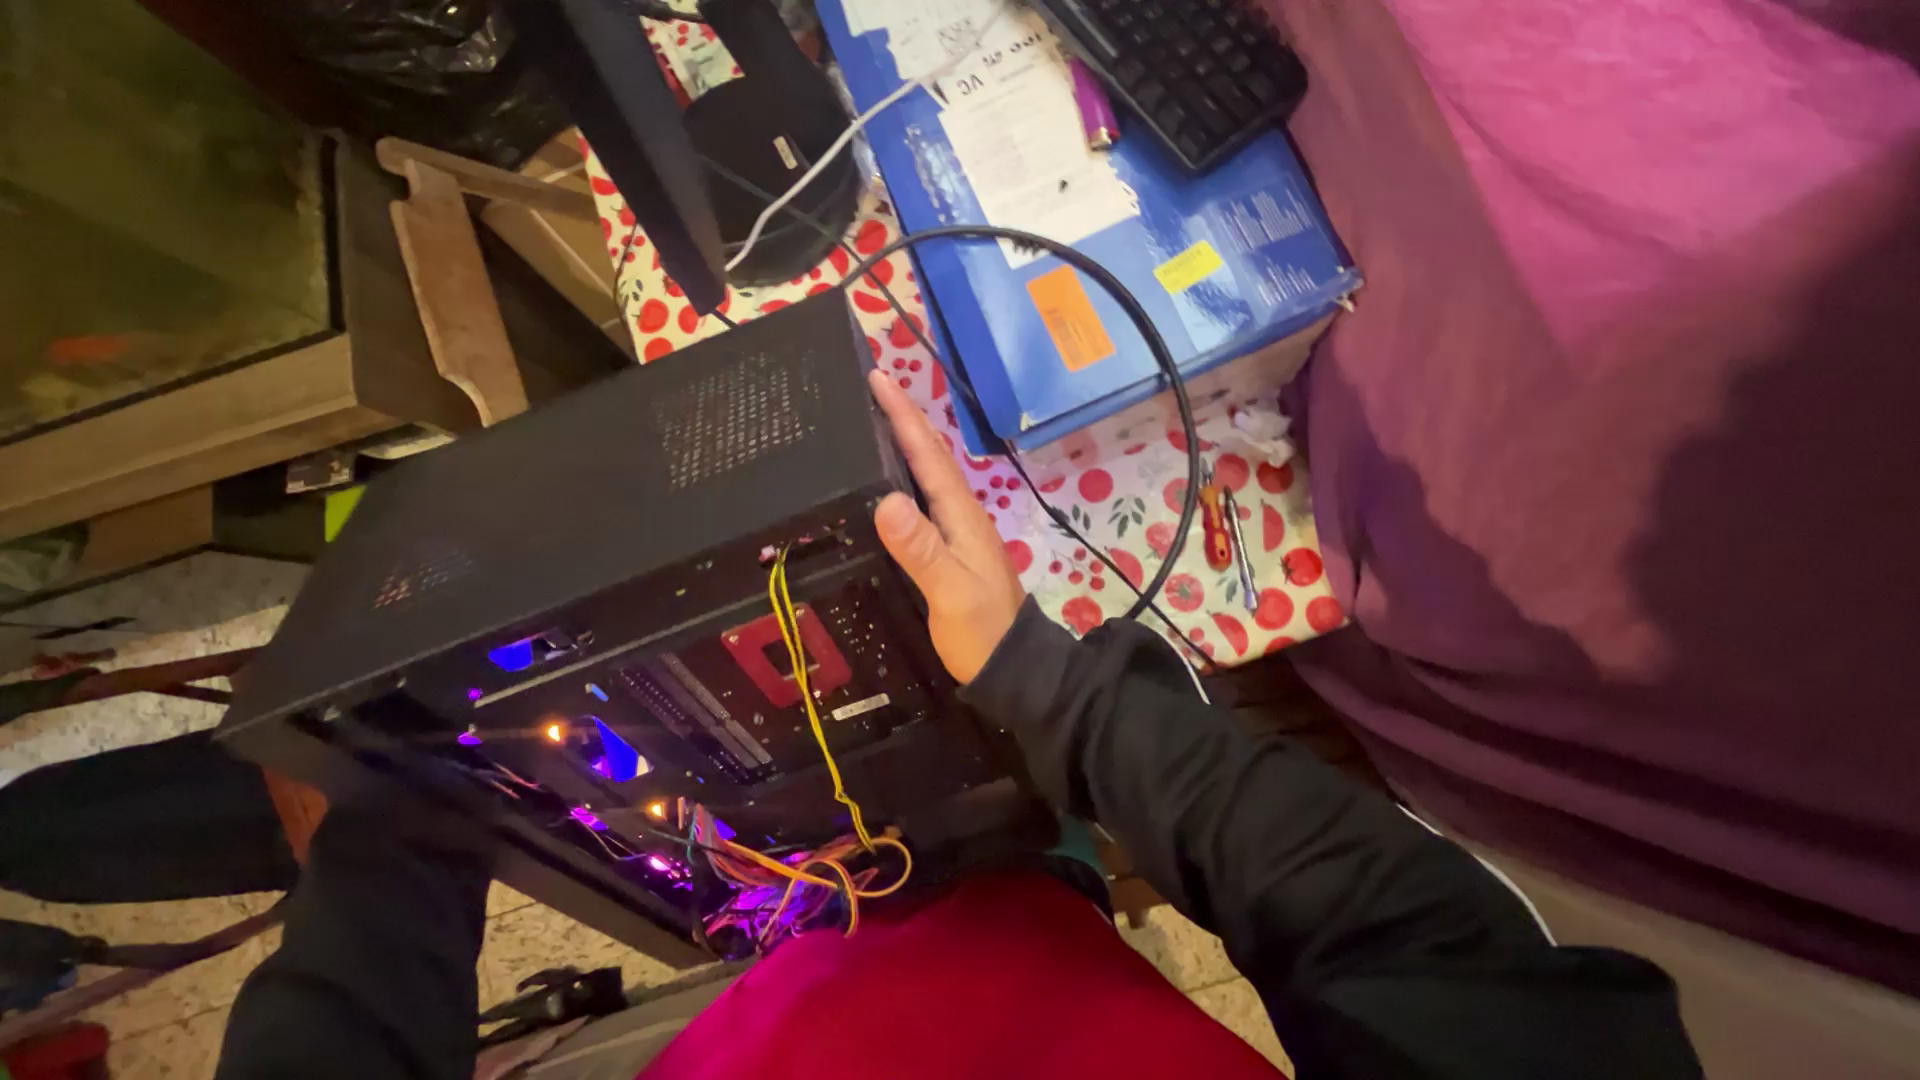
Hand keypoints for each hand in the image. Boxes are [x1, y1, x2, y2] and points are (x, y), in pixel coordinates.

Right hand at [867, 369, 1026, 682]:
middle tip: (869, 386)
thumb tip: (887, 500)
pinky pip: (923, 499)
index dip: (903, 416)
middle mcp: (960, 513)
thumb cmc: (981, 630)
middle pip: (929, 455)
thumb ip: (921, 549)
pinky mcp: (949, 549)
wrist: (1011, 666)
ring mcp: (956, 531)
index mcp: (960, 514)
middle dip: (902, 418)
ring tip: (873, 419)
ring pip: (927, 474)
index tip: (877, 377)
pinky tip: (887, 482)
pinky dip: (905, 477)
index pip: (928, 454)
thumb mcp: (949, 591)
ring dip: (904, 443)